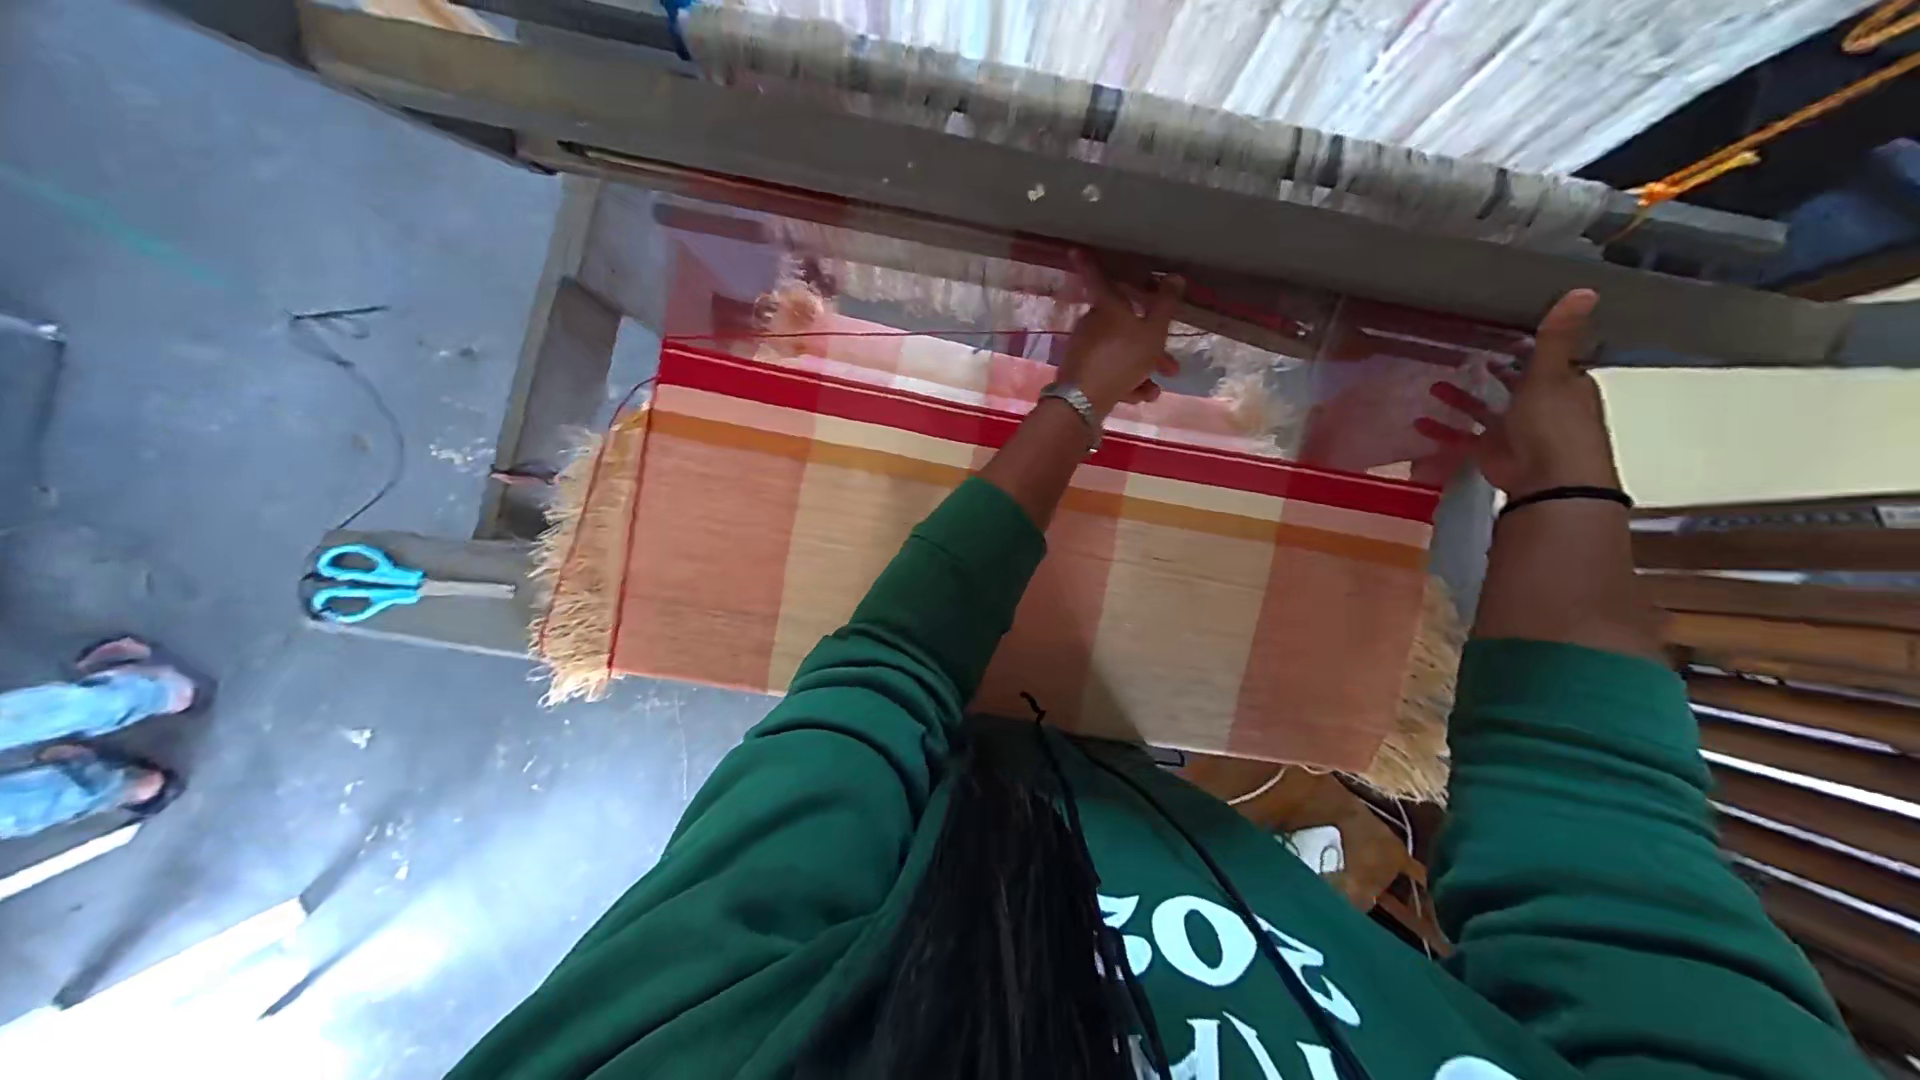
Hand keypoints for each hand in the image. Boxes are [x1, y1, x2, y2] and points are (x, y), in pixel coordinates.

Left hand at [1056, 251, 1184, 417]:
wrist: (1084, 400)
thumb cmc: (1122, 357)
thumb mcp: (1153, 332)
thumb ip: (1165, 305)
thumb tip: (1174, 275)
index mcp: (1107, 306)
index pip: (1098, 278)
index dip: (1089, 263)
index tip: (1074, 250)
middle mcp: (1092, 324)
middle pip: (1124, 326)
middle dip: (1150, 346)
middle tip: (1170, 366)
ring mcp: (1085, 349)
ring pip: (1121, 353)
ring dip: (1142, 370)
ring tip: (1155, 389)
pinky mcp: (1082, 373)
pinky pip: (1110, 372)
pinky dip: (1127, 383)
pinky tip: (1141, 397)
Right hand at [1415, 289, 1619, 497]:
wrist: (1548, 478)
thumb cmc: (1554, 422)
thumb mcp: (1552, 375)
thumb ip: (1557, 337)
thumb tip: (1583, 289)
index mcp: (1563, 384)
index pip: (1545, 358)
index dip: (1525, 344)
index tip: (1497, 329)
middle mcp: (1539, 404)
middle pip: (1512, 383)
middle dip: (1491, 371)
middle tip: (1462, 352)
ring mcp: (1513, 429)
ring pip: (1484, 409)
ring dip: (1461, 398)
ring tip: (1433, 384)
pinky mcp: (1489, 450)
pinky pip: (1462, 437)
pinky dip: (1442, 431)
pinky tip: (1419, 422)